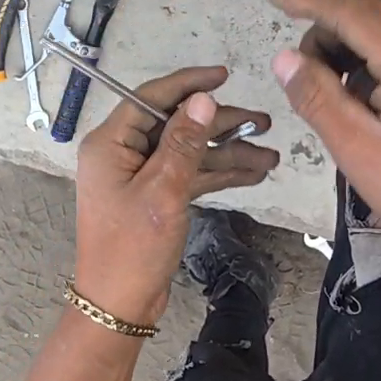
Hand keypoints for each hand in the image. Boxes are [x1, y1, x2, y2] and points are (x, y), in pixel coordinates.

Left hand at [73, 67, 278, 325]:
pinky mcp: (154, 198)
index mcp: (110, 144)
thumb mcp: (163, 191)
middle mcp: (122, 154)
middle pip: (175, 125)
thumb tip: (203, 99)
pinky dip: (217, 175)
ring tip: (270, 156)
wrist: (119, 305)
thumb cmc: (133, 248)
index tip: (225, 75)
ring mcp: (138, 177)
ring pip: (187, 153)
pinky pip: (188, 176)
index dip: (189, 84)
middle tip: (264, 123)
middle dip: (220, 125)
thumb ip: (184, 143)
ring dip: (227, 153)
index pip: (151, 98)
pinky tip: (253, 173)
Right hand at [269, 0, 380, 266]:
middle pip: (371, 14)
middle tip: (299, 71)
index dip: (308, 3)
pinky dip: (374, 57)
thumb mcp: (355, 148)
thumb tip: (284, 58)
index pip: (351, 13)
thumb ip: (315, 96)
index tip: (276, 1)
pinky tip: (359, 95)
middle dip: (327, 30)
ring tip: (327, 88)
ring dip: (350, 44)